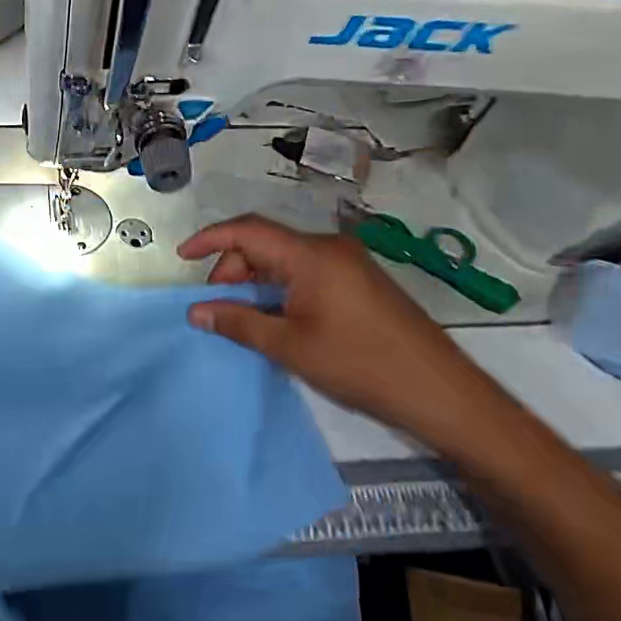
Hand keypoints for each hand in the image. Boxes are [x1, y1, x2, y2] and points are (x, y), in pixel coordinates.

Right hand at [177, 214, 523, 455]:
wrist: (438, 390)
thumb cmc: (359, 364)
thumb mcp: (289, 346)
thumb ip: (238, 322)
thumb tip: (196, 311)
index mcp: (312, 255)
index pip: (249, 231)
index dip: (210, 239)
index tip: (181, 257)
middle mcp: (331, 247)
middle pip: (266, 243)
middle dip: (233, 269)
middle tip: (217, 307)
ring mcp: (349, 262)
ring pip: (286, 259)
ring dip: (257, 281)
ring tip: (243, 317)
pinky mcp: (360, 280)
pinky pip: (307, 271)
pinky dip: (281, 287)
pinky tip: (277, 317)